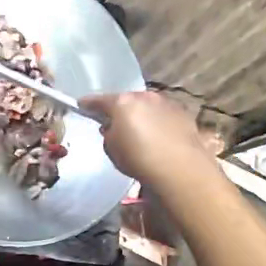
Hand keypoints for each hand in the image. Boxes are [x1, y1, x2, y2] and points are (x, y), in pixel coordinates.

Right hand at [80, 90, 220, 191]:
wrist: (179, 168)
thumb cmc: (138, 159)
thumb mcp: (112, 150)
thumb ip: (108, 134)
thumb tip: (112, 129)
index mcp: (122, 103)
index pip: (99, 100)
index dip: (89, 104)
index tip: (82, 105)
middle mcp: (144, 96)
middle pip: (126, 100)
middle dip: (120, 110)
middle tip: (117, 124)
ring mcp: (166, 103)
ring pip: (147, 106)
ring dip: (142, 115)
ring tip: (142, 132)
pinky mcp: (183, 113)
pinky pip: (164, 115)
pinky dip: (159, 122)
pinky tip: (161, 137)